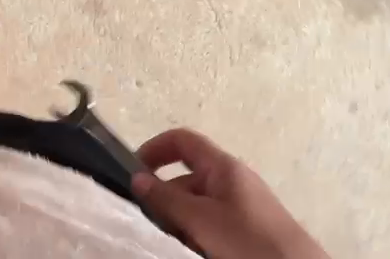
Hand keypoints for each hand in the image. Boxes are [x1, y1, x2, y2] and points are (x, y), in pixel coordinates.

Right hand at [130, 129, 329, 258]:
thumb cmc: (251, 245)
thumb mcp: (202, 221)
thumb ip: (166, 200)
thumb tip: (137, 179)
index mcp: (223, 167)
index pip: (181, 140)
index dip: (155, 149)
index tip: (135, 173)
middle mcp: (234, 181)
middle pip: (188, 177)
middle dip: (168, 198)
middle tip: (155, 223)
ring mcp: (246, 209)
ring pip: (201, 206)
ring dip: (183, 221)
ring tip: (178, 243)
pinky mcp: (254, 234)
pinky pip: (216, 225)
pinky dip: (201, 235)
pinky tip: (199, 252)